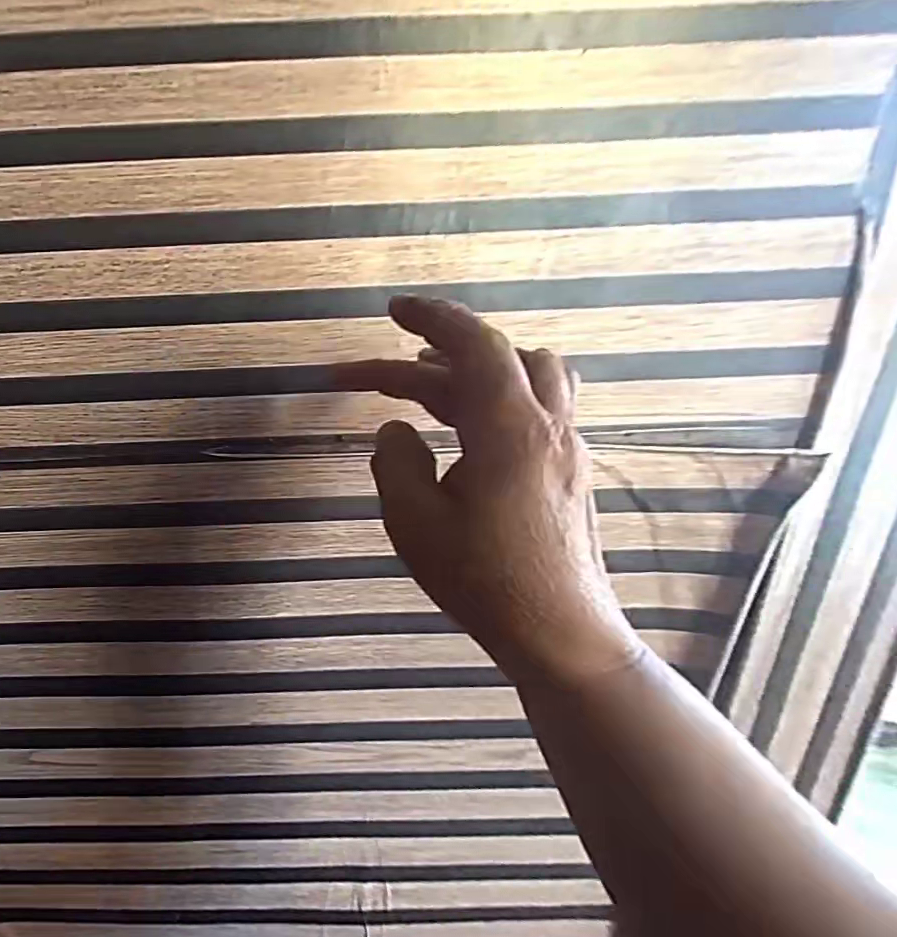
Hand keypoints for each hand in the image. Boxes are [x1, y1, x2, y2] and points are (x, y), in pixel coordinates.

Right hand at [332, 296, 647, 685]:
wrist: (555, 628)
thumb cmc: (476, 575)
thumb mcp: (412, 518)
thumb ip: (395, 462)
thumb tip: (394, 429)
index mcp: (509, 431)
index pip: (476, 350)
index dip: (434, 320)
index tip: (393, 308)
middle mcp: (549, 427)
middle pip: (497, 360)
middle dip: (431, 355)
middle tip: (370, 376)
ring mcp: (565, 449)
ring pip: (528, 378)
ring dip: (470, 371)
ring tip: (419, 384)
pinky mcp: (565, 472)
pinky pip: (534, 408)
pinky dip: (490, 397)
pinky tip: (456, 426)